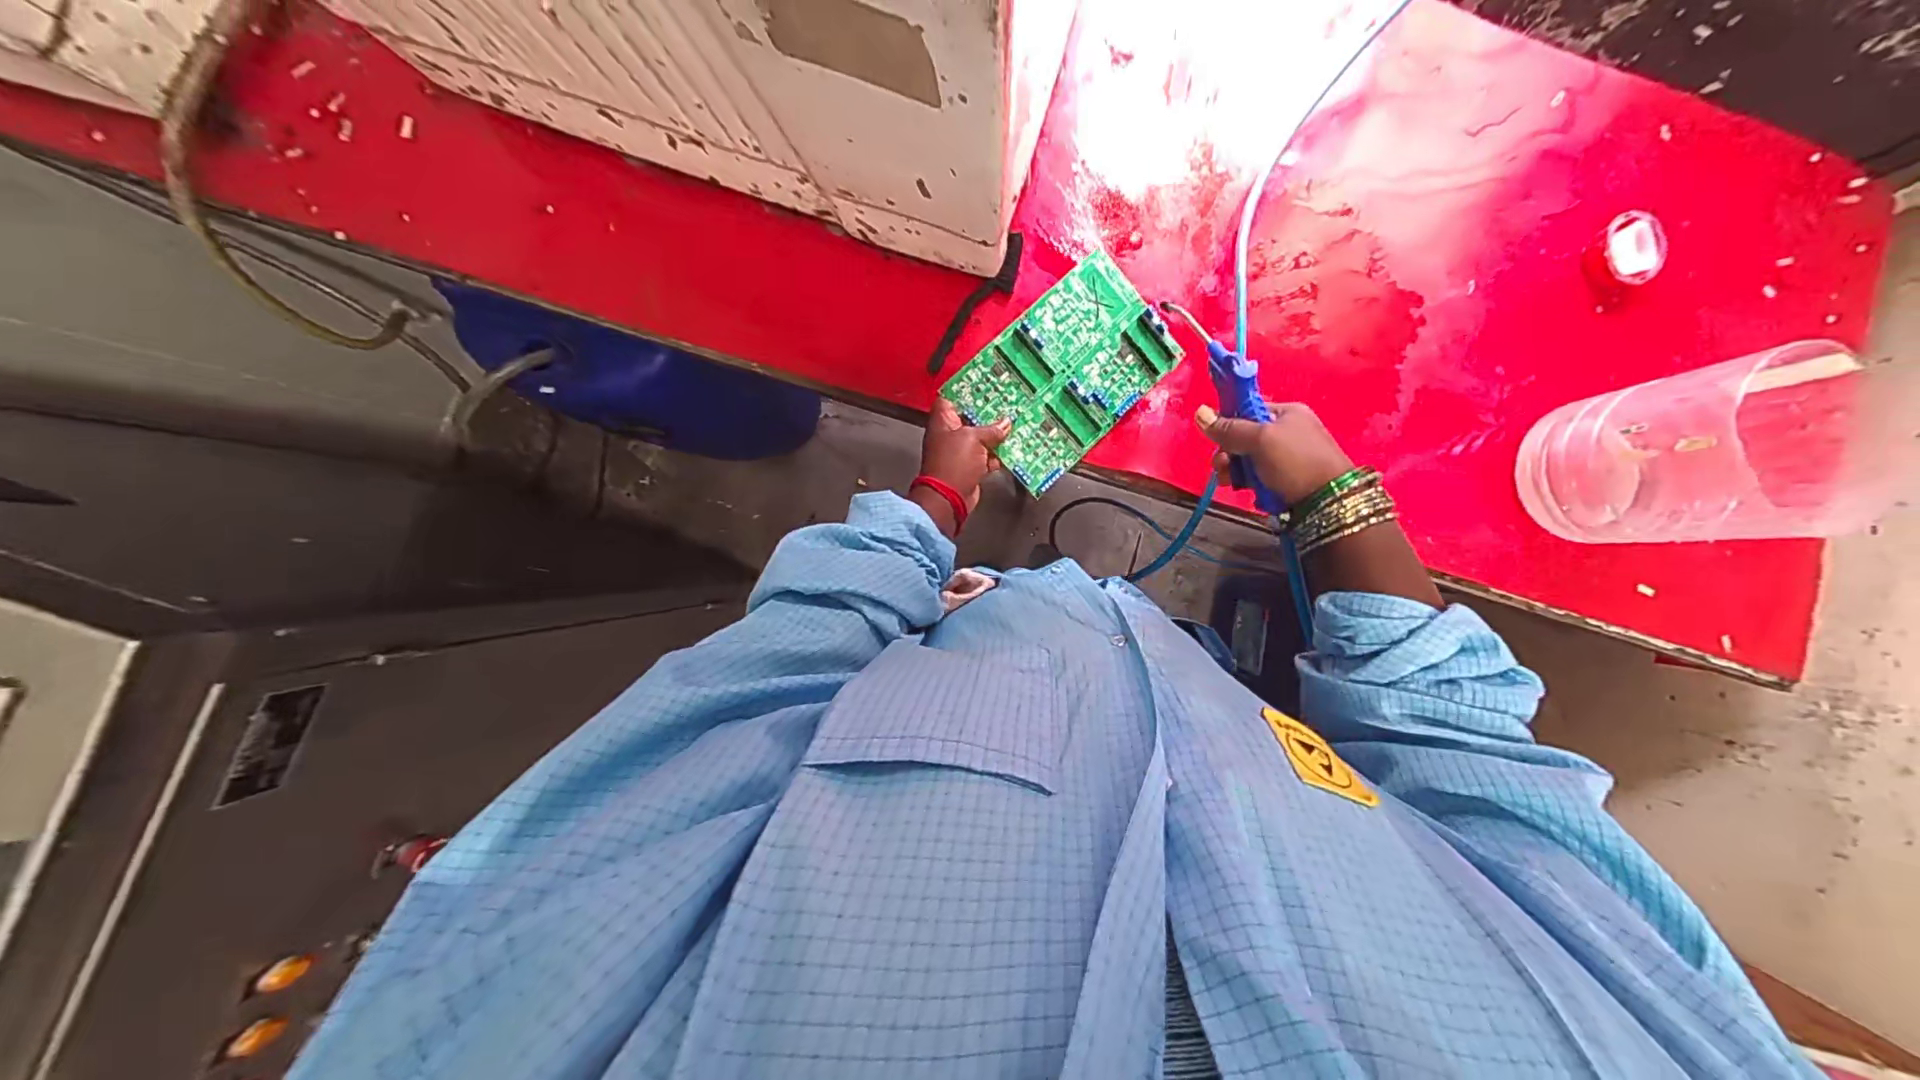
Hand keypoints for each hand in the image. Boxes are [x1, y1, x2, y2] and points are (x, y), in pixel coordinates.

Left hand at [915, 398, 1010, 535]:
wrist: (950, 499)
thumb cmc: (953, 465)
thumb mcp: (974, 438)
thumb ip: (991, 429)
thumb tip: (1005, 423)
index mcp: (943, 421)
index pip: (951, 398)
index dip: (964, 390)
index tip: (982, 383)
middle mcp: (950, 434)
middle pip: (970, 417)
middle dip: (988, 412)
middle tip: (1006, 402)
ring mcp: (960, 451)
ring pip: (981, 437)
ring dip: (996, 434)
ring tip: (1014, 422)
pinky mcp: (970, 467)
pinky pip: (986, 456)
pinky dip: (998, 454)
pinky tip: (1012, 447)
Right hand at [1193, 402, 1353, 503]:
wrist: (1329, 502)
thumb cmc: (1295, 463)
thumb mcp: (1260, 440)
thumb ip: (1229, 428)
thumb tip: (1200, 412)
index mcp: (1286, 413)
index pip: (1246, 410)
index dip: (1228, 425)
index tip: (1219, 441)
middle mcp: (1287, 431)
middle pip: (1243, 438)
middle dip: (1229, 454)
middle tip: (1224, 468)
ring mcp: (1287, 456)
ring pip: (1248, 460)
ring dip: (1236, 471)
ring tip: (1234, 483)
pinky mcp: (1286, 479)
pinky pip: (1258, 476)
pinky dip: (1250, 484)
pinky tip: (1248, 491)